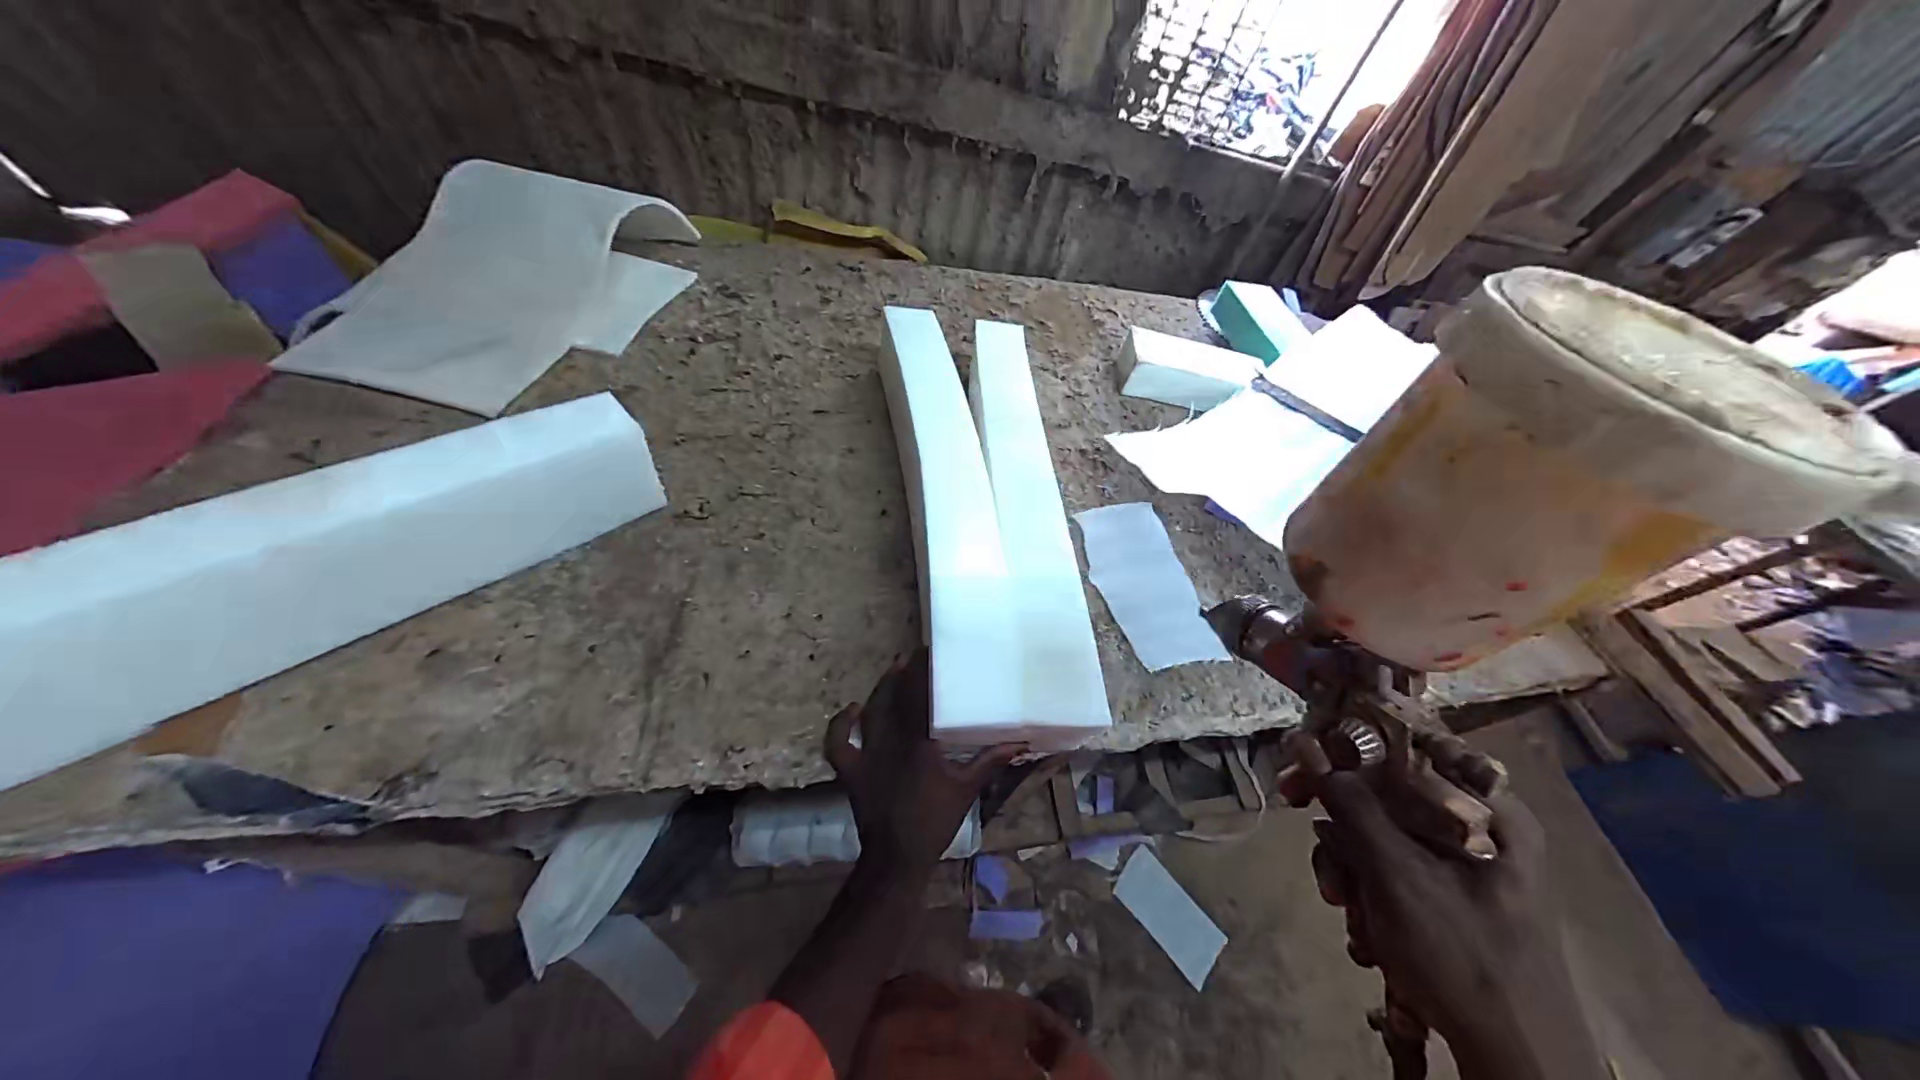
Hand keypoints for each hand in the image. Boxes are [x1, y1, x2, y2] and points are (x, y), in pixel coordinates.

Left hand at [825, 649, 1023, 873]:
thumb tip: (1020, 743)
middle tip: (913, 655)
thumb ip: (990, 762)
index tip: (931, 652)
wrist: (897, 856)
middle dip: (904, 673)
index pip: (920, 697)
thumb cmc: (935, 822)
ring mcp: (867, 755)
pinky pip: (838, 742)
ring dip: (880, 689)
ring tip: (892, 669)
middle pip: (894, 697)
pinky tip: (853, 708)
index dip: (923, 672)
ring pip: (870, 712)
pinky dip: (841, 724)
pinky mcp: (851, 770)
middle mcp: (890, 741)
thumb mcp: (966, 790)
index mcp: (920, 743)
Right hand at [1290, 731, 1607, 1079]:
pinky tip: (1367, 931)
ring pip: (1381, 837)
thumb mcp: (1396, 874)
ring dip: (1350, 873)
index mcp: (1489, 808)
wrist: (1519, 1063)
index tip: (1301, 782)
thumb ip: (1350, 804)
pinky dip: (1370, 895)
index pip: (1403, 749)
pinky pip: (1394, 870)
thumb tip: (1304, 742)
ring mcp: (1468, 863)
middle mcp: (1481, 826)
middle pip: (1385, 798)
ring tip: (1347, 912)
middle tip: (1324, 865)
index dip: (1345, 758)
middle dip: (1343, 838)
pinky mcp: (1453, 895)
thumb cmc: (1462, 957)